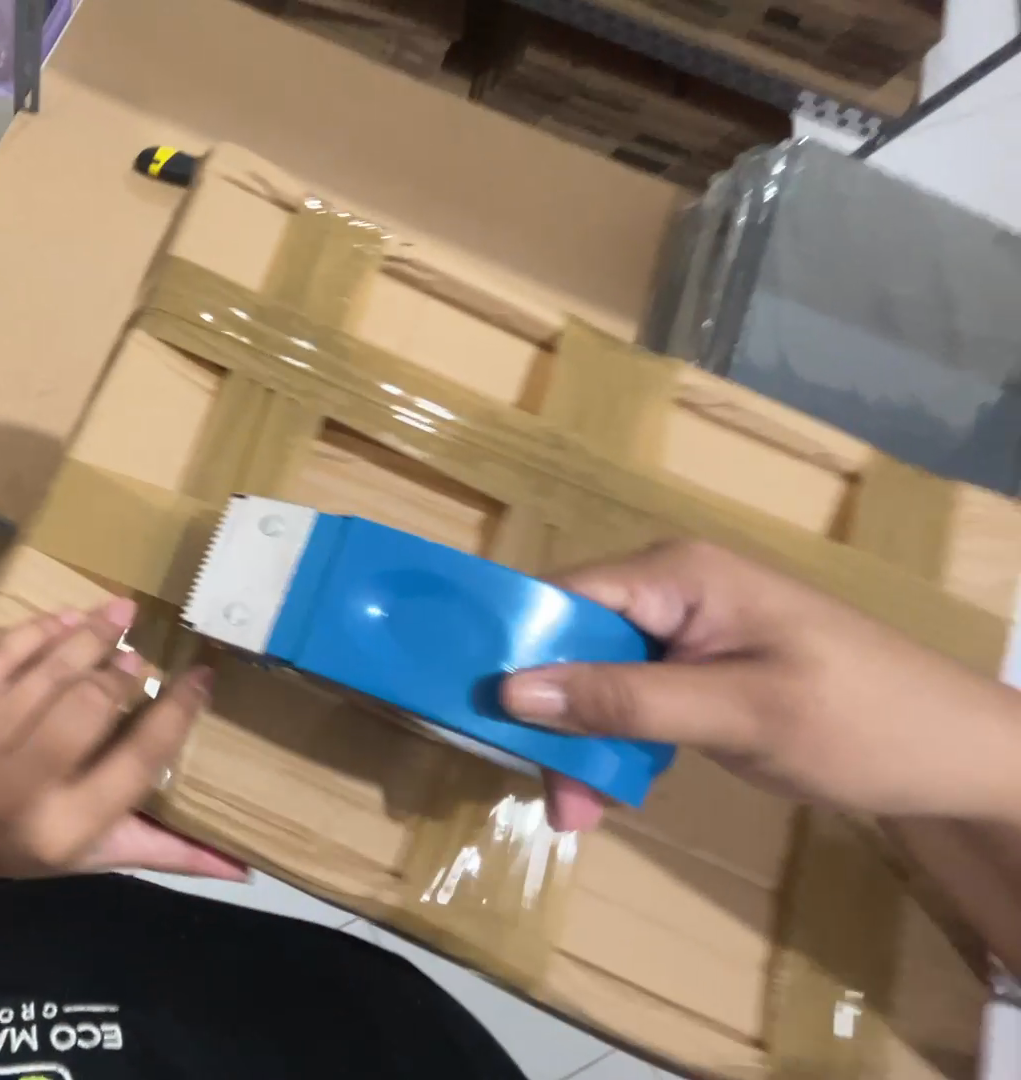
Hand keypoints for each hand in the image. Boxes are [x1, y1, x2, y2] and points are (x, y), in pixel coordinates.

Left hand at [0, 599, 246, 882]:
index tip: (200, 676)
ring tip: (120, 612)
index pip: (139, 762)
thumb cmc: (19, 844)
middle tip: (141, 655)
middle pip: (90, 707)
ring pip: (48, 672)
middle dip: (124, 672)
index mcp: (66, 827)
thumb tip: (242, 869)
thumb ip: (164, 855)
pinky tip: (67, 616)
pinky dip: (38, 629)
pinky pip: (0, 653)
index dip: (176, 713)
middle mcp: (21, 784)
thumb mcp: (91, 858)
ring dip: (89, 635)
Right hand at [500, 540, 1020, 831]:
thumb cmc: (870, 724)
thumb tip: (509, 692)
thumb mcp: (741, 713)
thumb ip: (622, 699)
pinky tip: (603, 790)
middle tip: (547, 790)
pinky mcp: (683, 667)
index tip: (482, 711)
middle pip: (566, 643)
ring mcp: (674, 629)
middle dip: (547, 715)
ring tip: (576, 808)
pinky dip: (606, 743)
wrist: (977, 765)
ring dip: (574, 741)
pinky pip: (618, 696)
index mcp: (673, 576)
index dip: (514, 648)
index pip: (560, 598)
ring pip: (586, 676)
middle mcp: (663, 590)